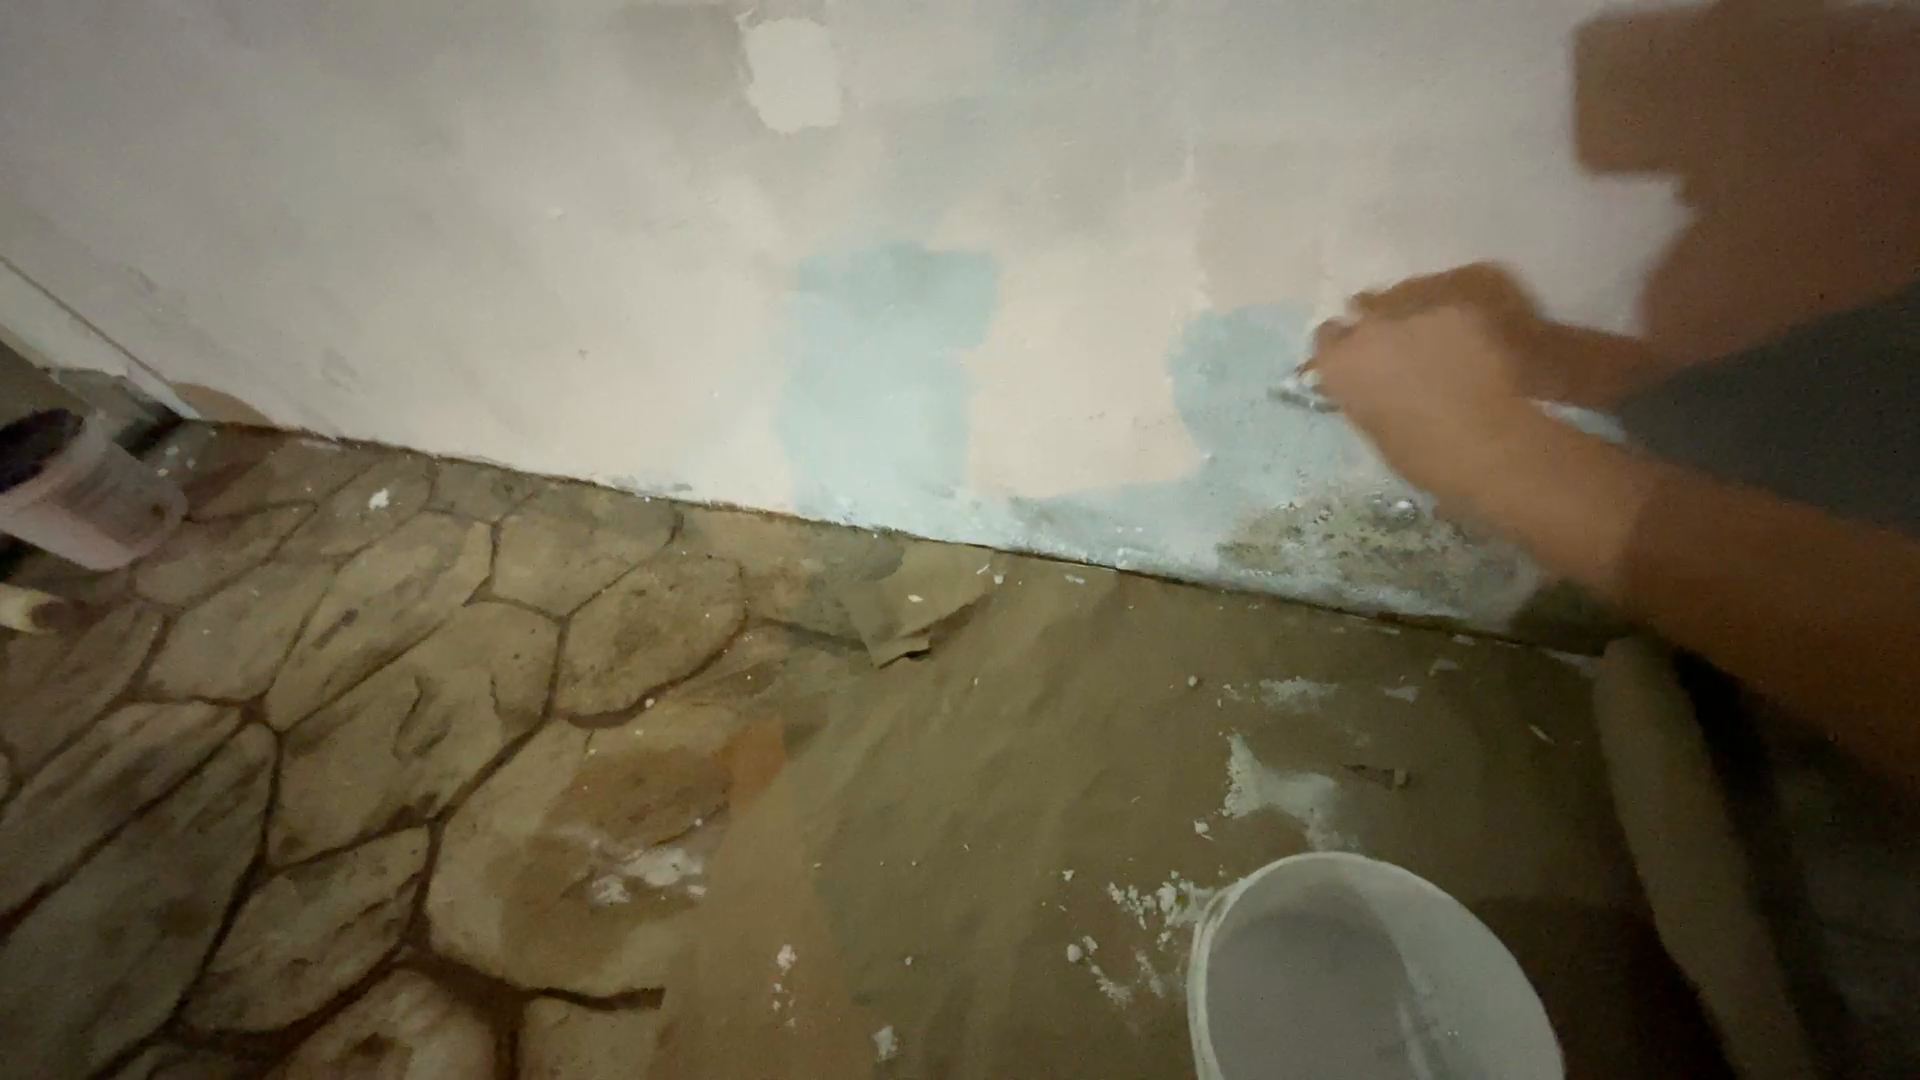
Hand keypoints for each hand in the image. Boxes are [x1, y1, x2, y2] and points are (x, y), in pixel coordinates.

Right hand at [1307, 306, 1543, 504]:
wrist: (1480, 443)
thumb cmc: (1416, 452)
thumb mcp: (1369, 420)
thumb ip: (1361, 388)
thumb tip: (1368, 378)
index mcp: (1339, 363)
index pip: (1327, 335)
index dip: (1342, 343)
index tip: (1354, 351)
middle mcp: (1369, 328)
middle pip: (1366, 305)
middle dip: (1377, 320)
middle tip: (1396, 340)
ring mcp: (1416, 311)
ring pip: (1410, 296)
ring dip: (1415, 312)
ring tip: (1434, 334)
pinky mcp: (1463, 307)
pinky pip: (1452, 304)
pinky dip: (1456, 316)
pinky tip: (1469, 336)